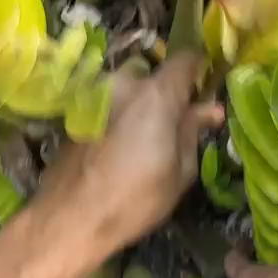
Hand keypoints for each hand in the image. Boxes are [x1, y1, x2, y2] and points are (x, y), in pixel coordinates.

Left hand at [36, 52, 224, 253]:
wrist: (69, 217)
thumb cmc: (134, 199)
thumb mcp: (180, 171)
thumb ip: (192, 131)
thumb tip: (208, 109)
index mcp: (156, 94)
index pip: (185, 60)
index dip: (199, 72)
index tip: (204, 91)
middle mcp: (124, 84)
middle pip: (153, 77)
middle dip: (165, 95)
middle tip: (173, 128)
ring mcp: (96, 96)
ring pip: (127, 91)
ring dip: (139, 108)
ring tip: (143, 143)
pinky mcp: (77, 113)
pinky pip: (108, 106)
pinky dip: (118, 118)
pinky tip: (118, 150)